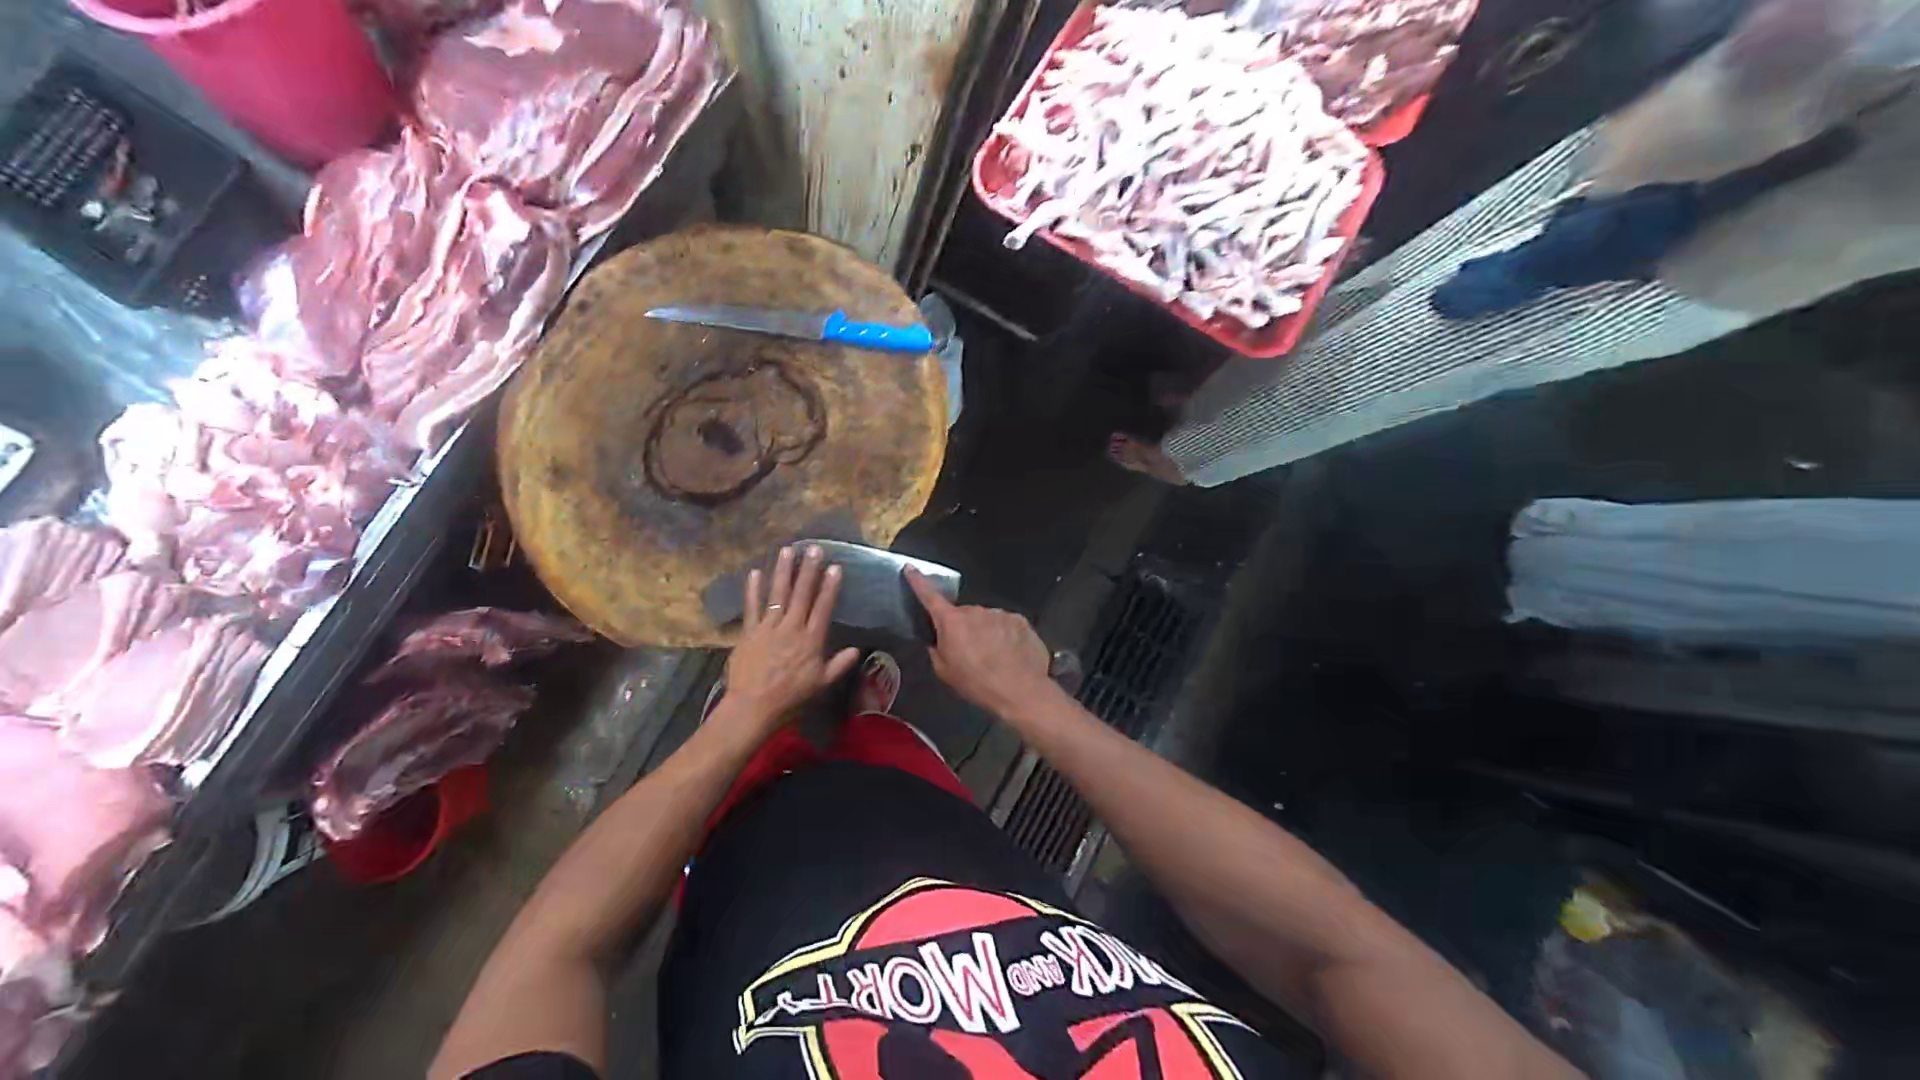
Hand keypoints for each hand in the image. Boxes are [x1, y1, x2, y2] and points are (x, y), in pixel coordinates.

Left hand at [719, 545, 860, 738]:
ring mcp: (768, 627)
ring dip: (783, 571)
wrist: (754, 706)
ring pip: (778, 594)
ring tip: (788, 551)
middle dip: (809, 570)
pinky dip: (753, 590)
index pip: (823, 607)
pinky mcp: (749, 632)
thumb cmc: (791, 696)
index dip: (830, 586)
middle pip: (802, 594)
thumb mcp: (821, 683)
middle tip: (814, 549)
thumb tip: (856, 650)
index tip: (835, 567)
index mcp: (811, 639)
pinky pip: (752, 607)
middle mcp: (791, 627)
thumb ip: (839, 664)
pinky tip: (755, 572)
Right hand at [905, 568, 1057, 715]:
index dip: (918, 582)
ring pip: (987, 620)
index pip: (930, 596)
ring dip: (986, 633)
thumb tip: (937, 639)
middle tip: (969, 654)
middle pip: (964, 615)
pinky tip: (1010, 656)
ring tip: (994, 659)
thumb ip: (936, 650)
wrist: (1020, 690)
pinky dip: (1006, 637)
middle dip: (964, 629)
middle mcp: (975, 610)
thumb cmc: (976, 683)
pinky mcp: (1020, 620)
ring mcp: (1000, 613)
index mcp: (952, 621)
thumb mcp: (945, 672)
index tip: (911, 568)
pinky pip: (1007, 625)